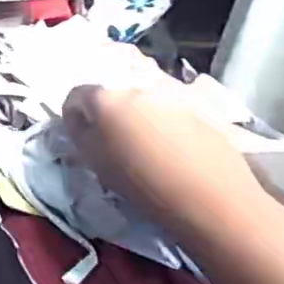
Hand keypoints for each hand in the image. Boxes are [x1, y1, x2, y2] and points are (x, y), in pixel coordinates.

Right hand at [62, 85, 276, 243]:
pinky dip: (160, 123)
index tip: (79, 134)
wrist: (209, 196)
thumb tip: (79, 119)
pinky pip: (167, 110)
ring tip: (140, 143)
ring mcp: (172, 96)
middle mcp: (138, 87)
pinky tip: (166, 147)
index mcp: (106, 97)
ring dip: (134, 115)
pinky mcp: (200, 109)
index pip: (76, 94)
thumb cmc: (139, 179)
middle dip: (106, 111)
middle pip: (112, 93)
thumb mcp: (92, 158)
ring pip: (141, 100)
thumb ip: (79, 131)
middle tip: (109, 138)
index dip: (73, 114)